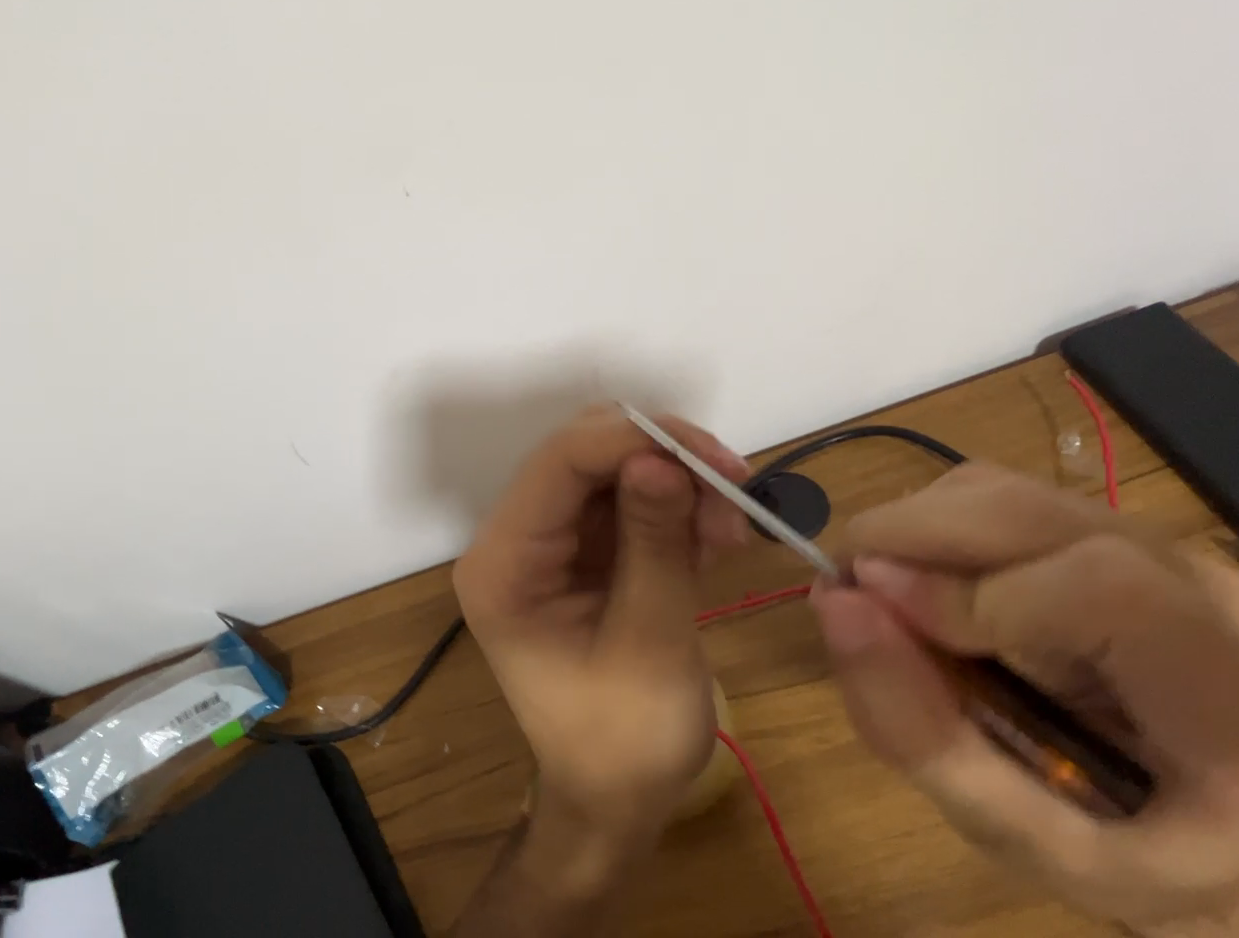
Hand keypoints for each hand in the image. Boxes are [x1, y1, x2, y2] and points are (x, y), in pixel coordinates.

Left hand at [452, 404, 749, 846]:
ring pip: (614, 472)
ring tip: (730, 534)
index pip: (559, 463)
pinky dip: (676, 510)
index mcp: (503, 564)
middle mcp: (514, 541)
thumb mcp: (650, 643)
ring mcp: (549, 544)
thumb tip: (659, 455)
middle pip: (585, 456)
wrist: (616, 797)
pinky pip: (629, 503)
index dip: (635, 441)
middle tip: (735, 490)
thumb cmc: (625, 741)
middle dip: (664, 460)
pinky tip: (713, 544)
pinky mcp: (582, 554)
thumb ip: (653, 543)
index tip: (716, 461)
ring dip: (680, 486)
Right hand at [810, 462, 1238, 922]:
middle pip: (1049, 519)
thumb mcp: (1019, 841)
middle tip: (846, 578)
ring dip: (928, 528)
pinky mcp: (1165, 539)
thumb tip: (833, 599)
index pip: (1108, 592)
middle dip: (917, 532)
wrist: (1234, 836)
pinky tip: (941, 587)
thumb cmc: (1129, 859)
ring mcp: (1217, 566)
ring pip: (1028, 497)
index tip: (867, 605)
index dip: (968, 591)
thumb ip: (920, 730)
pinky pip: (1029, 501)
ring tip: (890, 592)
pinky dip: (954, 529)